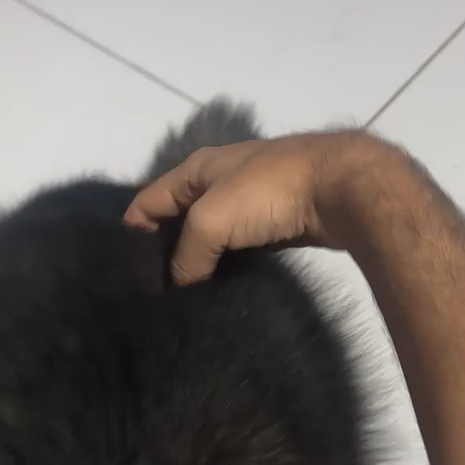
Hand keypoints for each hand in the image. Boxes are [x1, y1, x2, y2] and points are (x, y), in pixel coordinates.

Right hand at [123, 130, 399, 283]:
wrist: (341, 189)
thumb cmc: (267, 192)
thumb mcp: (211, 219)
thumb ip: (187, 254)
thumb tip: (181, 285)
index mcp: (195, 169)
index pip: (147, 201)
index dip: (130, 232)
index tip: (122, 271)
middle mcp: (217, 181)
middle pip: (176, 218)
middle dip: (162, 248)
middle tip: (150, 289)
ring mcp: (247, 201)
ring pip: (208, 236)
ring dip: (196, 260)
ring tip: (180, 295)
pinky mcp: (272, 223)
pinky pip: (236, 247)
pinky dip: (225, 264)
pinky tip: (217, 287)